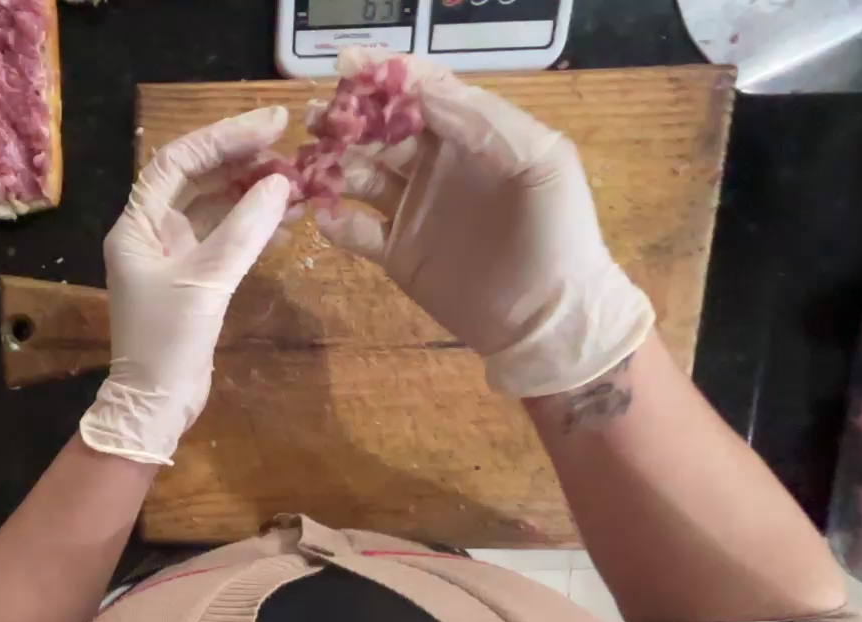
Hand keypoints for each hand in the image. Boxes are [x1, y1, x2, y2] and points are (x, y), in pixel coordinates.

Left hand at [80, 109, 294, 464]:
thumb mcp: (205, 282)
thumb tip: (280, 183)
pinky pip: (223, 239)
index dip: (223, 137)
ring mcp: (171, 257)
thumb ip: (242, 231)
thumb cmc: (167, 343)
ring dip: (251, 192)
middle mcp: (150, 234)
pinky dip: (251, 226)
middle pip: (197, 179)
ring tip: (296, 179)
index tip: (271, 124)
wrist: (156, 404)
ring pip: (214, 208)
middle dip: (241, 160)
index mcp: (136, 227)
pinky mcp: (192, 280)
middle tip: (291, 146)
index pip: (178, 162)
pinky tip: (284, 217)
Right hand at [318, 49, 654, 398]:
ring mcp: (412, 211)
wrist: (545, 315)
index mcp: (471, 136)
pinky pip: (355, 231)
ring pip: (360, 177)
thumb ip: (485, 120)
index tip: (346, 65)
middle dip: (347, 121)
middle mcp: (435, 167)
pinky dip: (334, 222)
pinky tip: (321, 215)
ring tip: (306, 165)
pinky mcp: (396, 253)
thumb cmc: (555, 233)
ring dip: (332, 167)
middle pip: (381, 133)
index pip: (422, 93)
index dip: (385, 76)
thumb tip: (426, 90)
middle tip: (317, 118)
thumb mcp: (539, 159)